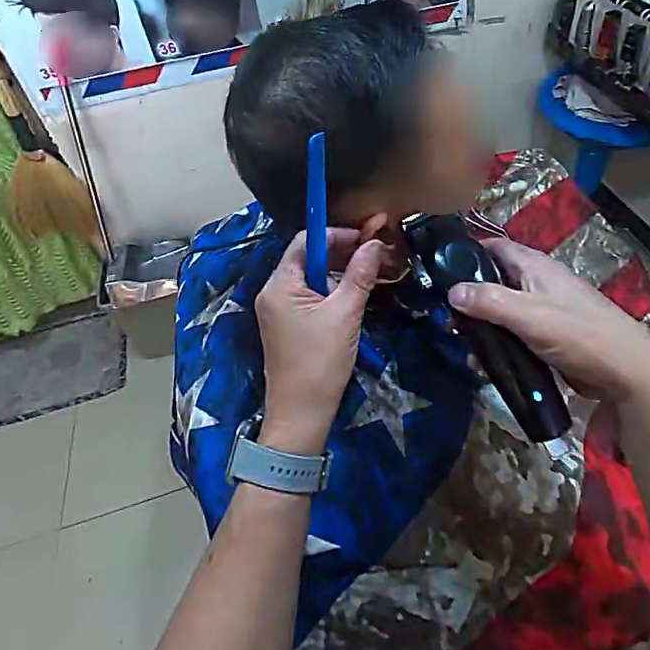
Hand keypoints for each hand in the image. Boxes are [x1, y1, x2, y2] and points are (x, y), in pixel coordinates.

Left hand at [254, 229, 386, 454]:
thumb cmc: (320, 363)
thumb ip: (360, 274)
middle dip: (340, 251)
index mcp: (280, 285)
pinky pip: (309, 295)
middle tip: (373, 253)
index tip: (367, 237)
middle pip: (307, 257)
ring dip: (338, 270)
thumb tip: (375, 244)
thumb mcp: (345, 314)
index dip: (337, 234)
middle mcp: (273, 292)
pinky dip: (331, 289)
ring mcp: (278, 311)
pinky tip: (353, 294)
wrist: (301, 416)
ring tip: (369, 271)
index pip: (305, 242)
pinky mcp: (287, 325)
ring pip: (310, 277)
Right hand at [448, 239, 649, 402]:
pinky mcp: (549, 336)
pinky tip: (485, 361)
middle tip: (446, 317)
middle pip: (495, 280)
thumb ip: (489, 302)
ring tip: (462, 342)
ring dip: (484, 324)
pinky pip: (516, 333)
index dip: (467, 254)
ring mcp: (545, 309)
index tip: (440, 271)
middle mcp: (538, 282)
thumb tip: (451, 290)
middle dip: (470, 296)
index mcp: (535, 266)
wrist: (625, 371)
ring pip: (503, 310)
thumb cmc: (578, 334)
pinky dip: (500, 342)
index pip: (494, 247)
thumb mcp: (528, 315)